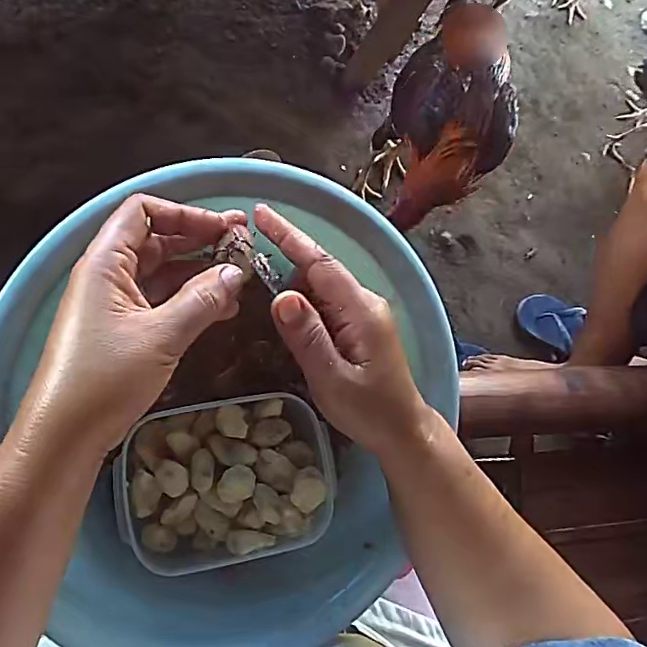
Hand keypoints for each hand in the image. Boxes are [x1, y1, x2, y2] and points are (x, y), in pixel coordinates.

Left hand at [14, 194, 248, 456]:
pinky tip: (220, 308)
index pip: (142, 211)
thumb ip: (201, 299)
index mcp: (105, 262)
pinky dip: (188, 299)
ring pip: (161, 272)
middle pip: (155, 239)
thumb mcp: (160, 336)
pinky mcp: (121, 330)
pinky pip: (159, 301)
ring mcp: (113, 303)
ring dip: (198, 271)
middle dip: (198, 239)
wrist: (63, 435)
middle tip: (241, 245)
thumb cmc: (103, 379)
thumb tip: (236, 272)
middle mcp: (106, 275)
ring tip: (238, 278)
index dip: (184, 213)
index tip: (223, 228)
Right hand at [254, 204, 435, 452]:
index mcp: (361, 310)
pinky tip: (283, 318)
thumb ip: (307, 338)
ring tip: (259, 296)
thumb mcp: (332, 380)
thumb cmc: (369, 411)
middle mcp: (363, 302)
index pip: (320, 263)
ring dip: (289, 286)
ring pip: (317, 286)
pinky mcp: (357, 323)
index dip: (289, 236)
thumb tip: (281, 296)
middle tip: (244, 266)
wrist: (403, 432)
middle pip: (316, 269)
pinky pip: (323, 302)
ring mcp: (362, 311)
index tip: (262, 214)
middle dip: (282, 260)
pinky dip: (300, 302)